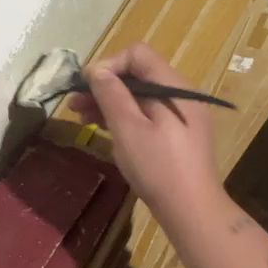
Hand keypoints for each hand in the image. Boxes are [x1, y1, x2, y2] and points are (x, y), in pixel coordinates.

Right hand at [67, 43, 223, 213]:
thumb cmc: (159, 168)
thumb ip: (112, 95)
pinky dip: (122, 117)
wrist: (192, 213)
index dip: (108, 65)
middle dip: (104, 85)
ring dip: (109, 102)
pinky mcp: (175, 136)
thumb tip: (97, 71)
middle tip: (74, 102)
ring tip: (79, 115)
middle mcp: (180, 96)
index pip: (138, 55)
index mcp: (174, 88)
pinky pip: (145, 115)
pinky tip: (101, 127)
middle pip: (138, 75)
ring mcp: (179, 117)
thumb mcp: (129, 129)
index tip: (85, 86)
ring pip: (139, 96)